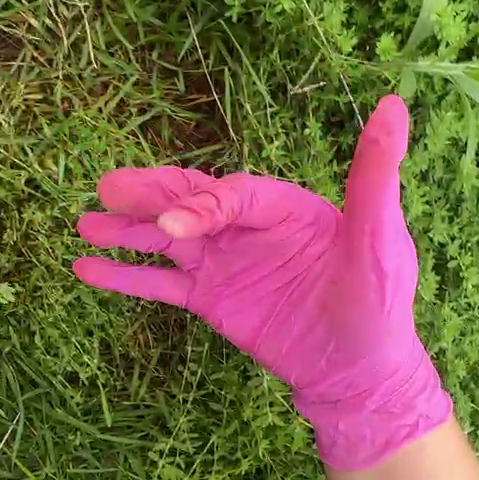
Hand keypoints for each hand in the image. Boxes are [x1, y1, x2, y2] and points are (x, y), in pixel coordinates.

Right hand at [71, 94, 450, 468]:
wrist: (356, 374)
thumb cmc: (377, 307)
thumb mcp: (380, 241)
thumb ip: (374, 178)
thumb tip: (394, 105)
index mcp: (282, 207)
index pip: (230, 194)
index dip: (199, 206)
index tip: (172, 226)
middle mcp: (245, 229)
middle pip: (187, 204)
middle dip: (148, 198)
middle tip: (105, 189)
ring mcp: (222, 265)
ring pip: (164, 242)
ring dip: (125, 233)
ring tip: (84, 226)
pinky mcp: (207, 300)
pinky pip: (159, 285)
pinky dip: (124, 277)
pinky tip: (88, 269)